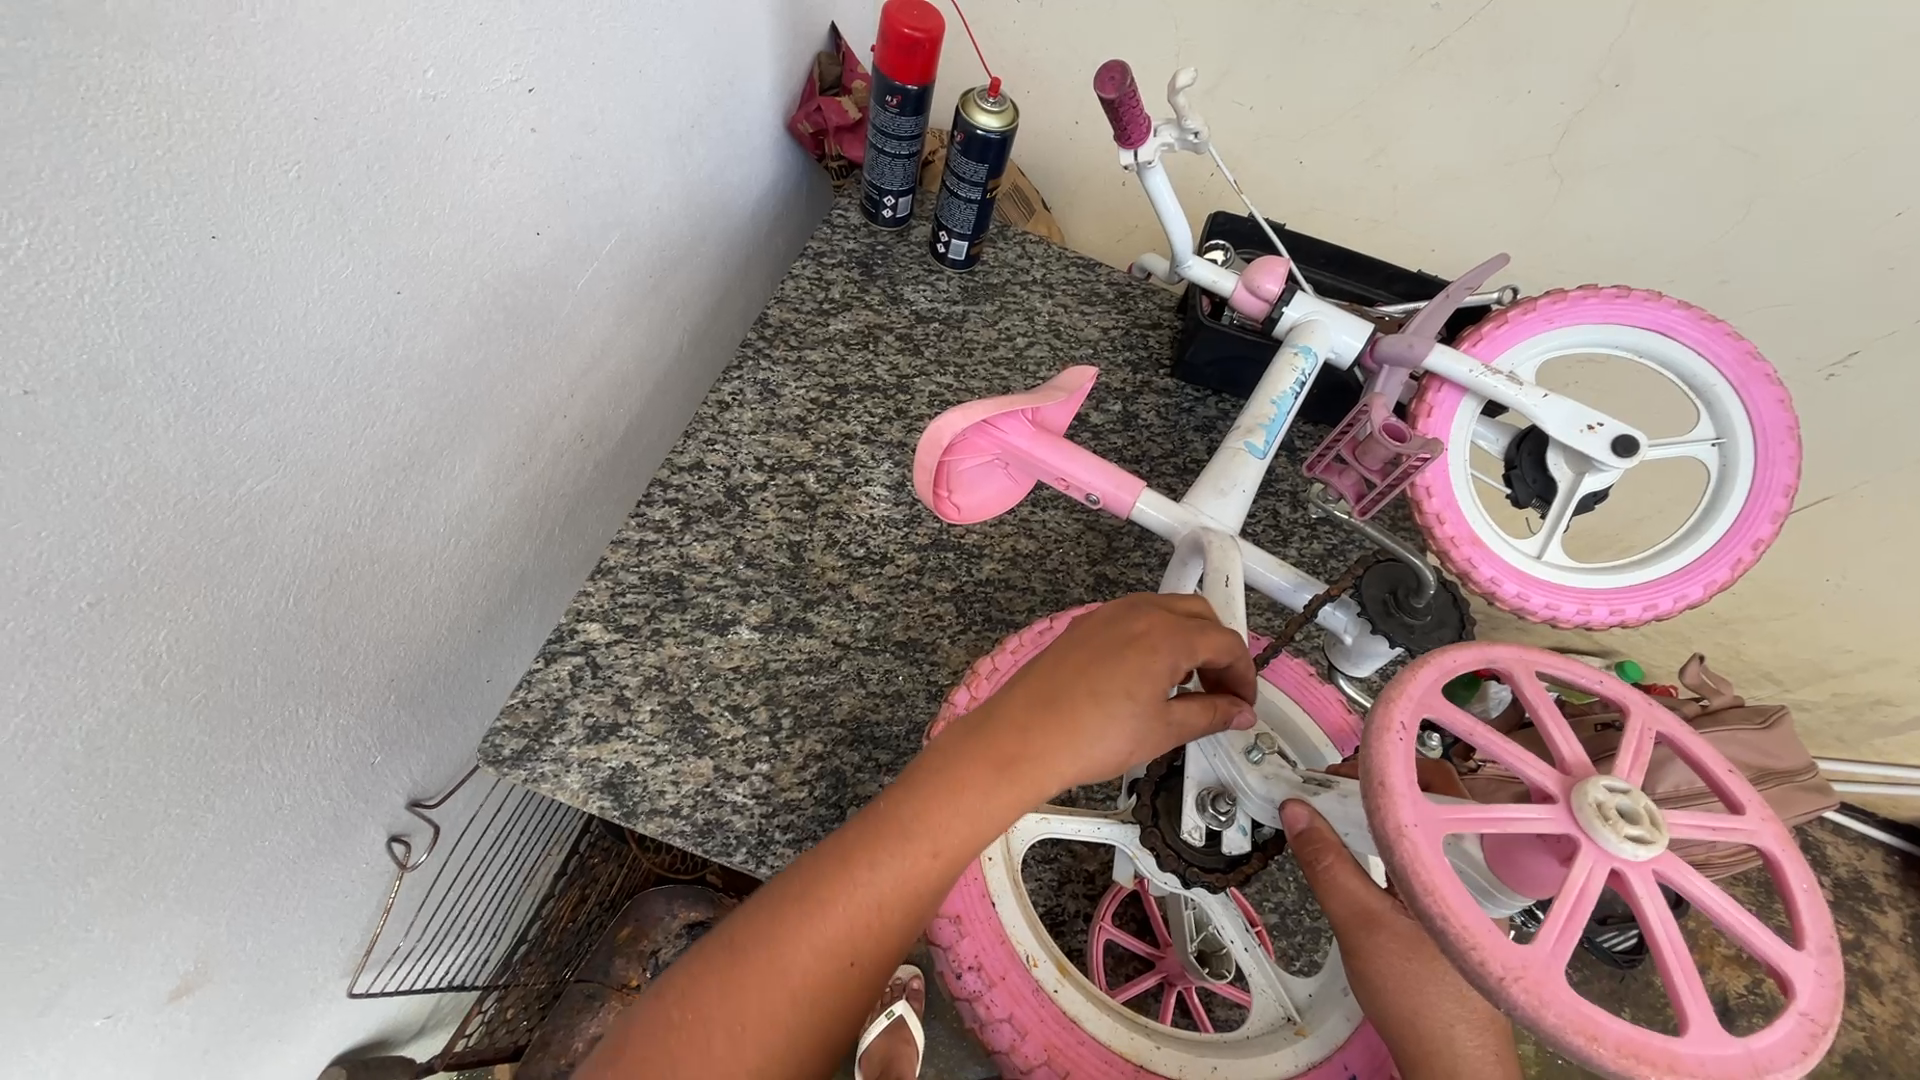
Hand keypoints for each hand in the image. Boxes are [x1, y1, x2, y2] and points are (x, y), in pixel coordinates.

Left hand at [964, 593, 1257, 793]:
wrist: (1022, 737)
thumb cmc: (1088, 735)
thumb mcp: (1163, 730)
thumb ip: (1210, 714)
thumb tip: (1237, 711)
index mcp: (1166, 633)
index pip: (1225, 642)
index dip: (1244, 674)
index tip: (1243, 702)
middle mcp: (1137, 612)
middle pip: (1199, 615)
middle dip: (1218, 650)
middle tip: (1221, 691)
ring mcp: (1106, 615)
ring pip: (1165, 612)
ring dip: (1187, 640)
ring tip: (1187, 686)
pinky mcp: (1083, 626)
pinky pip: (1133, 619)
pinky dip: (1154, 638)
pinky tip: (1148, 677)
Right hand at [1280, 758, 1522, 1079]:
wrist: (1454, 1070)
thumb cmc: (1420, 997)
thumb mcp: (1361, 923)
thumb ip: (1326, 862)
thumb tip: (1293, 807)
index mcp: (1467, 862)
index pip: (1432, 784)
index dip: (1379, 769)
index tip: (1331, 773)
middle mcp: (1473, 870)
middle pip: (1422, 804)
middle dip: (1368, 789)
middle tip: (1323, 789)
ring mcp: (1464, 893)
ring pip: (1415, 833)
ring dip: (1369, 818)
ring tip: (1327, 815)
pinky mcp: (1449, 914)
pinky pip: (1412, 860)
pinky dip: (1378, 847)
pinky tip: (1349, 854)